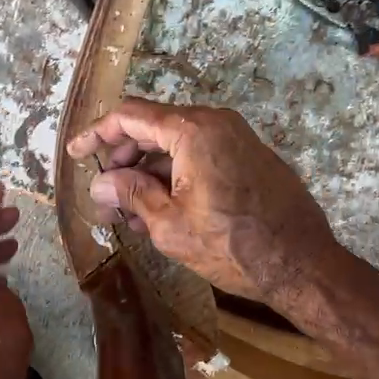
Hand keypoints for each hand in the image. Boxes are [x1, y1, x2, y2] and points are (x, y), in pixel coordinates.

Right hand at [66, 98, 339, 302]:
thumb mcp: (170, 225)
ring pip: (177, 145)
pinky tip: (161, 212)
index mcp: (193, 129)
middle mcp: (215, 122)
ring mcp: (236, 137)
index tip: (76, 154)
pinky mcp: (248, 156)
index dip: (97, 133)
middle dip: (123, 161)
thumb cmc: (232, 245)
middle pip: (153, 129)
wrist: (303, 263)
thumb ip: (130, 194)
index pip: (130, 116)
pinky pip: (201, 155)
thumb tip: (100, 184)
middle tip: (104, 198)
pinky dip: (175, 176)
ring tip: (129, 216)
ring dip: (148, 174)